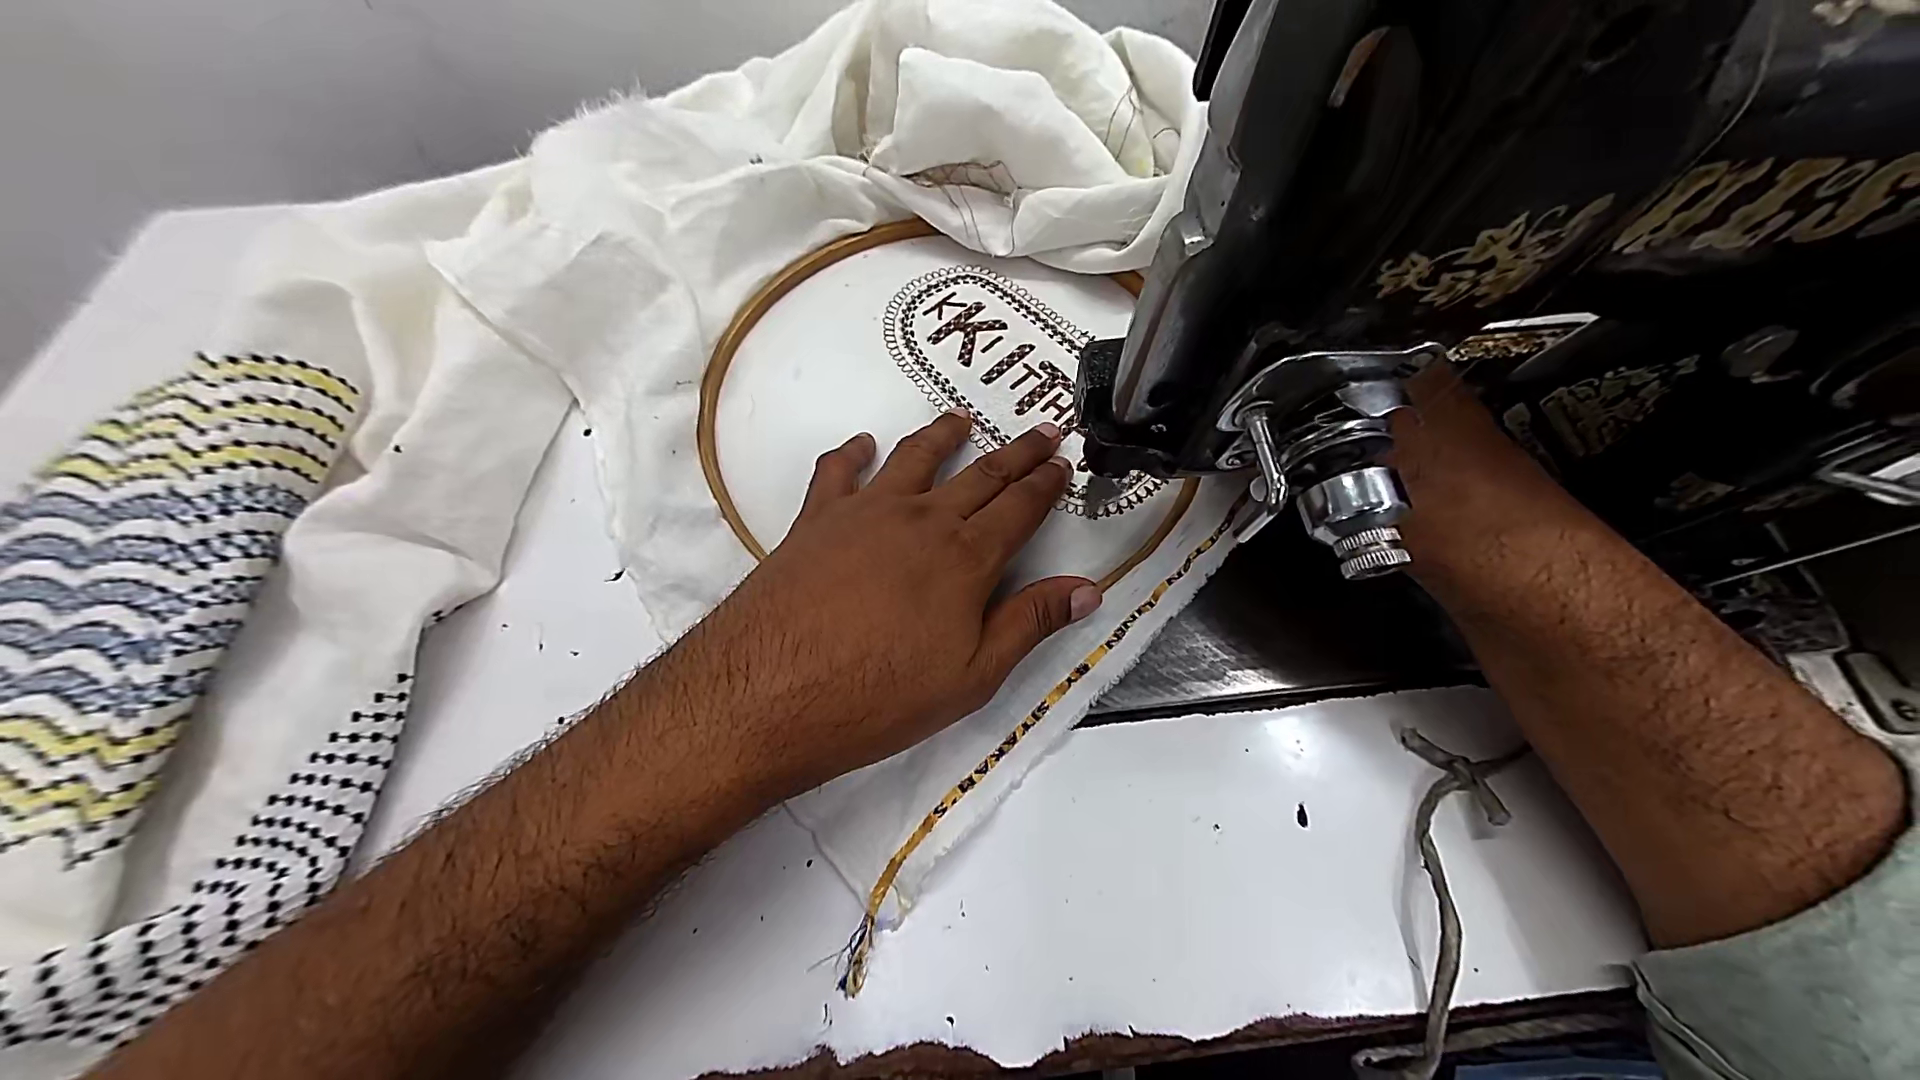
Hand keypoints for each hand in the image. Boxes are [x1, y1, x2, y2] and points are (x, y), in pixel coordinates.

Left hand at [658, 411, 1102, 797]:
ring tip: (962, 419)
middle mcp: (921, 520)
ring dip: (943, 435)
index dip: (1046, 483)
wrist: (769, 692)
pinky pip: (838, 470)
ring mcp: (865, 512)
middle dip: (1017, 452)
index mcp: (965, 558)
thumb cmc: (879, 696)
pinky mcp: (815, 519)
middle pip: (980, 475)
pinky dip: (853, 451)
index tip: (1063, 461)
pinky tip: (861, 443)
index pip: (1020, 508)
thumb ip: (1030, 624)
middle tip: (1043, 430)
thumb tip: (1088, 589)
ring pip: (915, 458)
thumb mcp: (971, 676)